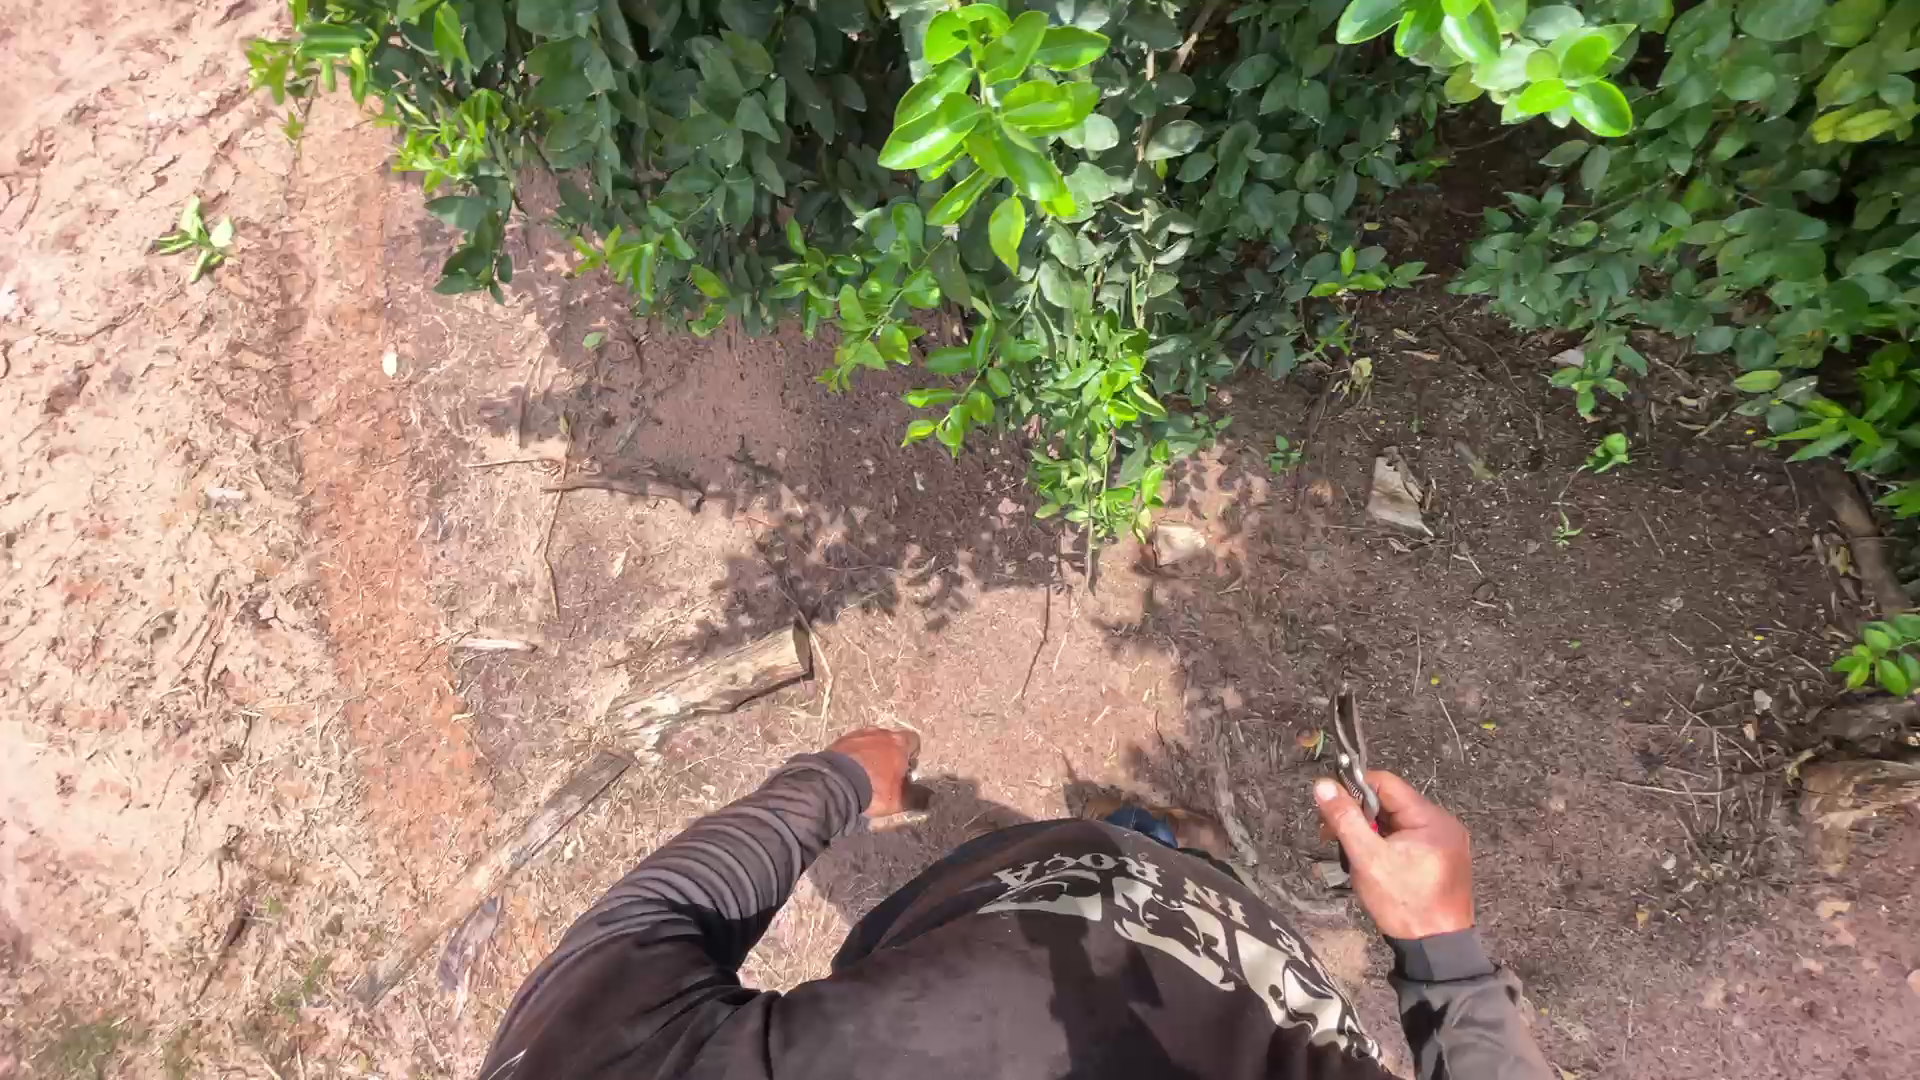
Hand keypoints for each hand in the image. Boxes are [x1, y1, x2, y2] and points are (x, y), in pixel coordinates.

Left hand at [827, 727, 922, 816]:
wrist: (836, 783)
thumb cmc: (874, 789)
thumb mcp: (899, 800)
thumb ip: (918, 797)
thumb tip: (932, 797)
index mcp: (899, 743)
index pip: (914, 740)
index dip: (912, 754)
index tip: (906, 770)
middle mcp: (881, 733)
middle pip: (892, 739)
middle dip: (891, 754)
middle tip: (886, 774)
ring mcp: (860, 734)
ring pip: (872, 741)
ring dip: (872, 753)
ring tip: (866, 773)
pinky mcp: (841, 740)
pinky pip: (854, 745)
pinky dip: (855, 755)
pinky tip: (851, 771)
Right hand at [1314, 770, 1474, 939]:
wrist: (1436, 951)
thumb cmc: (1403, 902)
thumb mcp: (1367, 858)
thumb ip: (1345, 818)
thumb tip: (1322, 784)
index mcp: (1432, 819)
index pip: (1385, 783)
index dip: (1354, 789)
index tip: (1331, 807)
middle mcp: (1442, 825)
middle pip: (1388, 801)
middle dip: (1358, 814)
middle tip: (1332, 834)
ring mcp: (1442, 842)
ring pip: (1393, 820)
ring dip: (1367, 829)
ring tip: (1349, 850)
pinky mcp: (1438, 858)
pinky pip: (1403, 836)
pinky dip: (1381, 842)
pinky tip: (1367, 858)